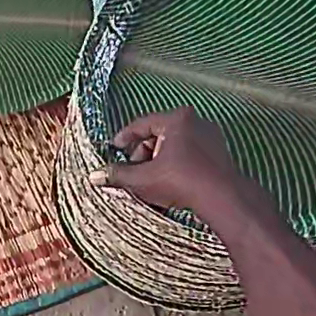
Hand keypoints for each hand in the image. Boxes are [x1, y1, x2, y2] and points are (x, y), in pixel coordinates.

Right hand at [88, 107, 263, 218]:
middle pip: (158, 135)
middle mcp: (195, 121)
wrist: (220, 196)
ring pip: (173, 145)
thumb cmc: (181, 181)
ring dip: (157, 162)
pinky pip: (188, 154)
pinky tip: (168, 184)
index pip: (141, 124)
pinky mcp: (217, 153)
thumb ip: (117, 175)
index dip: (124, 138)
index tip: (114, 150)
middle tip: (133, 173)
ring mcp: (209, 136)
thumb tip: (95, 176)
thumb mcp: (142, 179)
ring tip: (150, 182)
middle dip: (142, 154)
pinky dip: (174, 165)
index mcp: (176, 119)